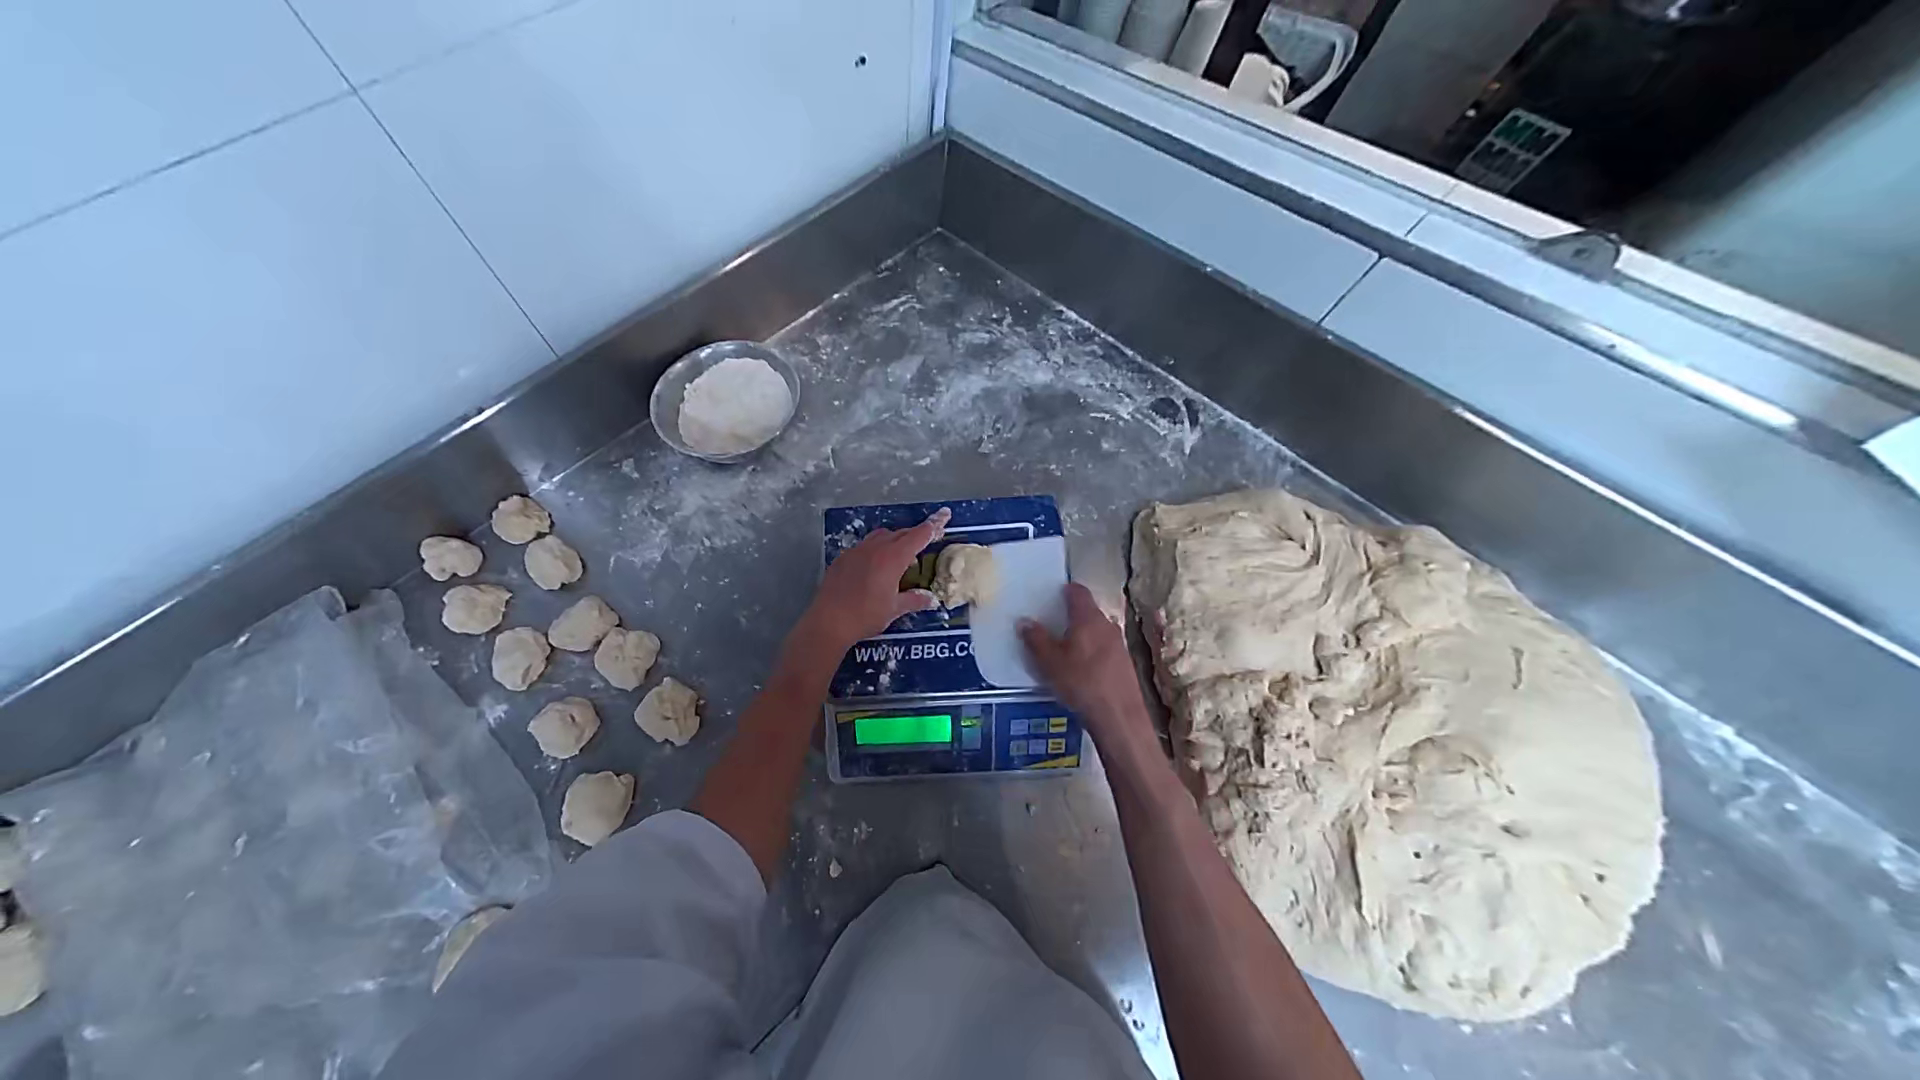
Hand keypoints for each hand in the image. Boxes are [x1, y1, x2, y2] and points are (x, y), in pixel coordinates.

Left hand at [801, 508, 949, 650]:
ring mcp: (857, 551)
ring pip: (881, 536)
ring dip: (896, 539)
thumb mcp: (894, 609)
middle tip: (929, 537)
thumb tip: (930, 599)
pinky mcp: (843, 558)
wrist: (828, 621)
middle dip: (917, 533)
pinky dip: (877, 548)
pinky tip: (876, 564)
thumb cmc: (865, 616)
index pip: (919, 535)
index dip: (934, 524)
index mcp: (892, 558)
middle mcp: (875, 548)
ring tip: (902, 552)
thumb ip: (914, 600)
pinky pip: (865, 546)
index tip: (944, 514)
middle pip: (901, 533)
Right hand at [1019, 584, 1153, 734]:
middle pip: (1088, 611)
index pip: (1078, 592)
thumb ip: (1036, 639)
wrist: (1118, 715)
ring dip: (1082, 634)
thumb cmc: (1081, 682)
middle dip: (1072, 615)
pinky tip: (1081, 668)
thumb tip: (1024, 621)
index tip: (1053, 596)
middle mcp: (1107, 625)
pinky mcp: (1125, 663)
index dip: (1065, 590)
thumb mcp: (1049, 662)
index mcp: (1088, 618)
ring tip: (1065, 648)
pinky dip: (1092, 650)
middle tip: (1052, 624)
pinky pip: (1104, 647)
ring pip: (1097, 630)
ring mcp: (1119, 644)